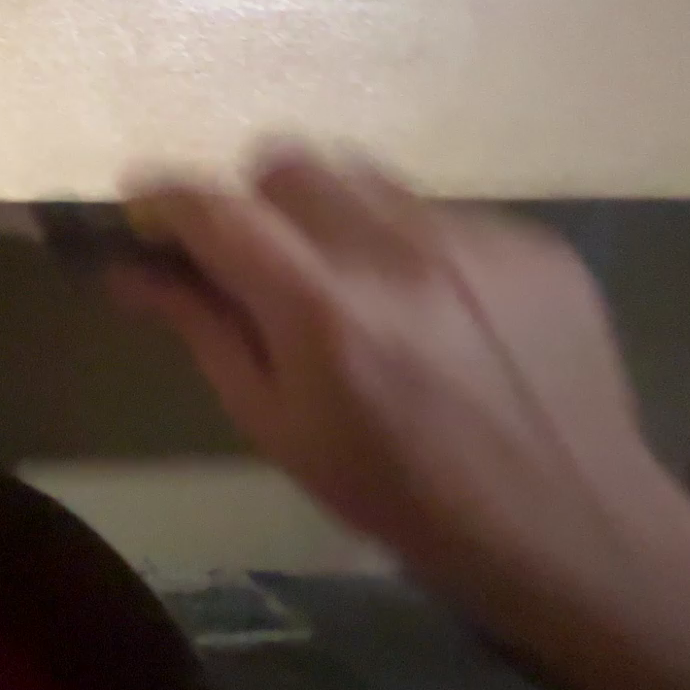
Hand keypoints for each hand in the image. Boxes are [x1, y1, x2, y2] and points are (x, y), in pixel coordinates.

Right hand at [109, 144, 677, 579]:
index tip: (135, 202)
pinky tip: (411, 303)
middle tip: (244, 255)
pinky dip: (387, 239)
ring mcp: (475, 240)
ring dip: (316, 212)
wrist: (565, 524)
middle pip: (287, 165)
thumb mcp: (266, 416)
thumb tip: (124, 272)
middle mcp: (398, 253)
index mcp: (322, 309)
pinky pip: (425, 208)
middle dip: (245, 200)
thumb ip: (198, 325)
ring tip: (330, 277)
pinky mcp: (530, 243)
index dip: (163, 195)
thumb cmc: (385, 485)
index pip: (218, 211)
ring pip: (357, 175)